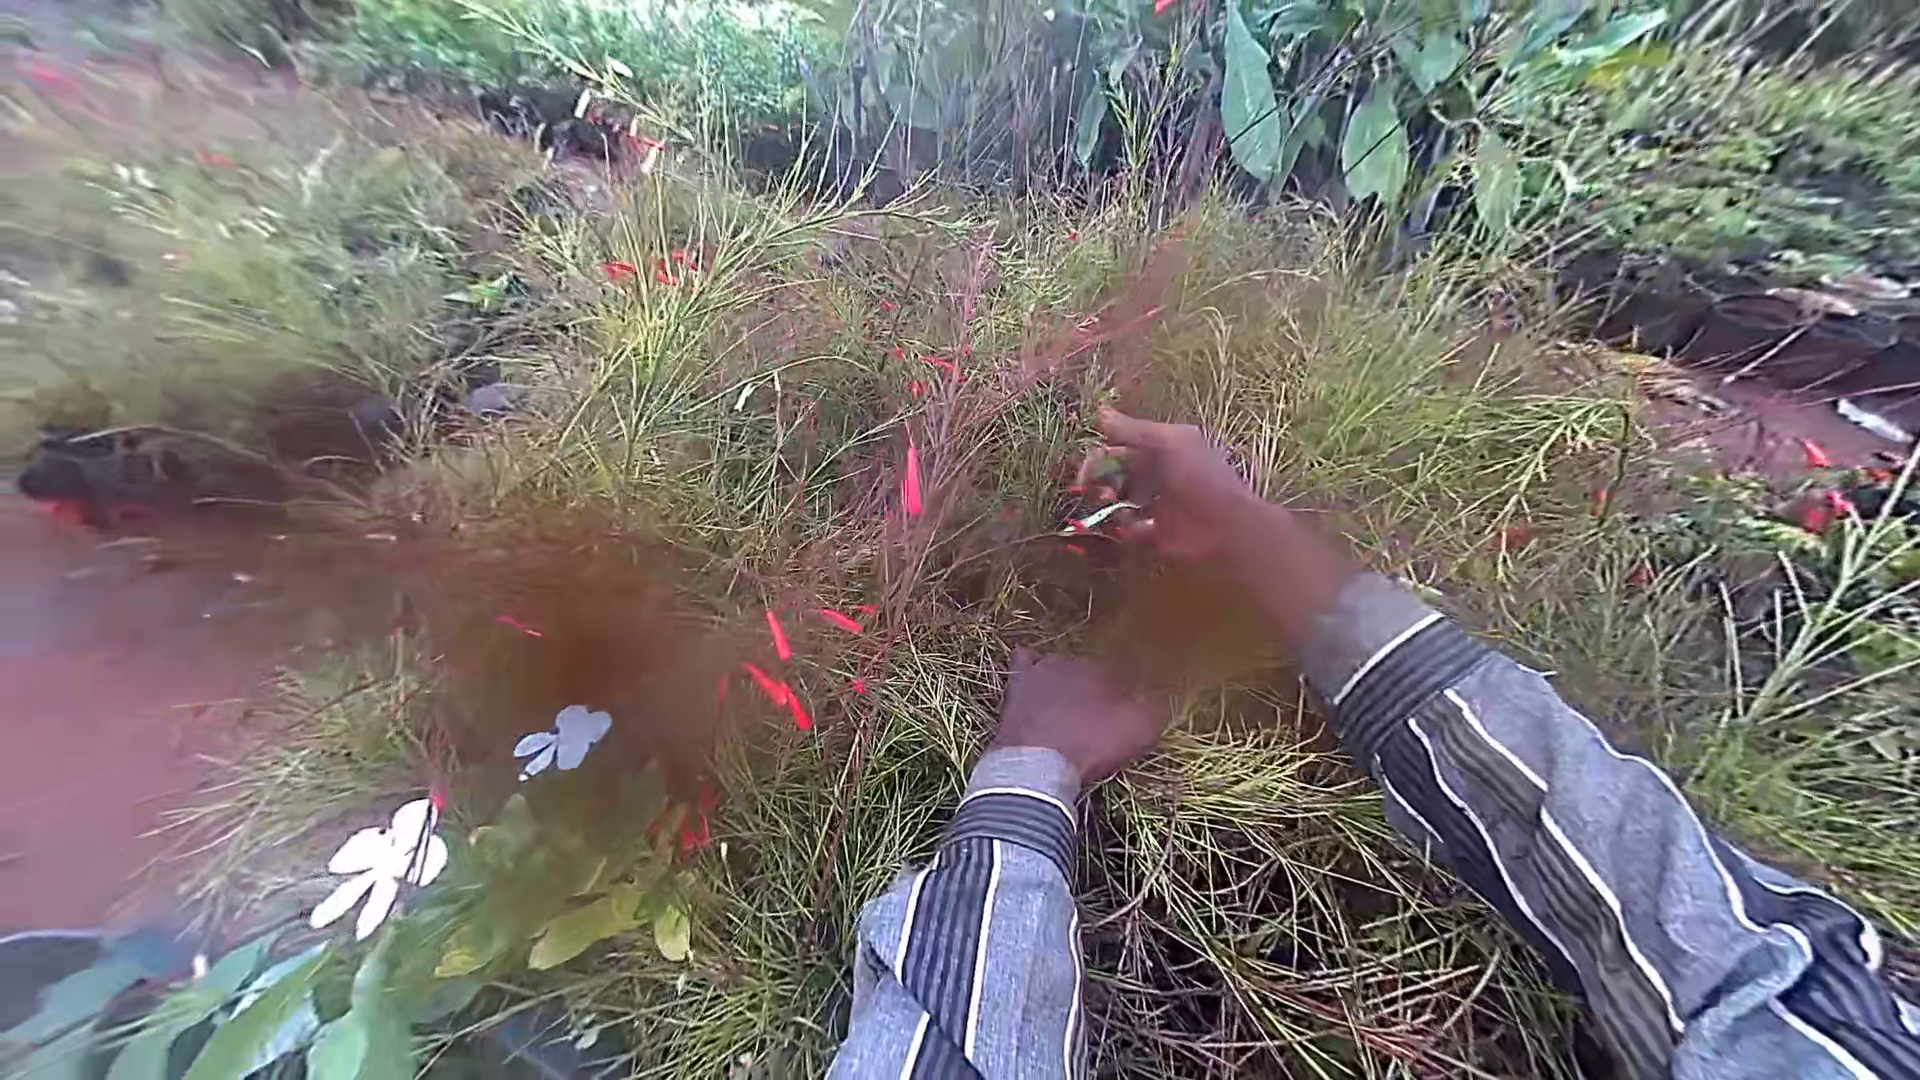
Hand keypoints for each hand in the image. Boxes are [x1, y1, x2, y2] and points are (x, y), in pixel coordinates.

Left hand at [991, 649, 1166, 782]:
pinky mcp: (1016, 681)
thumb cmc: (1092, 744)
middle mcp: (1072, 660)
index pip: (1119, 671)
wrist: (1039, 762)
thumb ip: (1157, 705)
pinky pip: (1023, 660)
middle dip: (1092, 685)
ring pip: (1057, 663)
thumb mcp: (1140, 729)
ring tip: (1066, 701)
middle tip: (1094, 712)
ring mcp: (1040, 668)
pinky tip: (1032, 673)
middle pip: (1087, 667)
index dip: (1124, 691)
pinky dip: (1029, 663)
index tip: (1124, 710)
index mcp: (1103, 667)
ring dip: (1062, 676)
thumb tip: (1168, 692)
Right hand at [1093, 407, 1354, 646]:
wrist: (1228, 526)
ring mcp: (1157, 504)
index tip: (1086, 471)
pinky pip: (1131, 529)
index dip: (1100, 457)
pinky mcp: (1158, 533)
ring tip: (1112, 508)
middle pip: (1116, 475)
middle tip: (1092, 492)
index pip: (1120, 448)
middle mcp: (1158, 475)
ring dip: (1110, 504)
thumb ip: (1135, 430)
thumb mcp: (1171, 443)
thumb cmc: (1202, 477)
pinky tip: (1134, 527)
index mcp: (1163, 450)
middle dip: (1101, 482)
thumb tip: (1100, 412)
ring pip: (1119, 501)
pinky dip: (1127, 527)